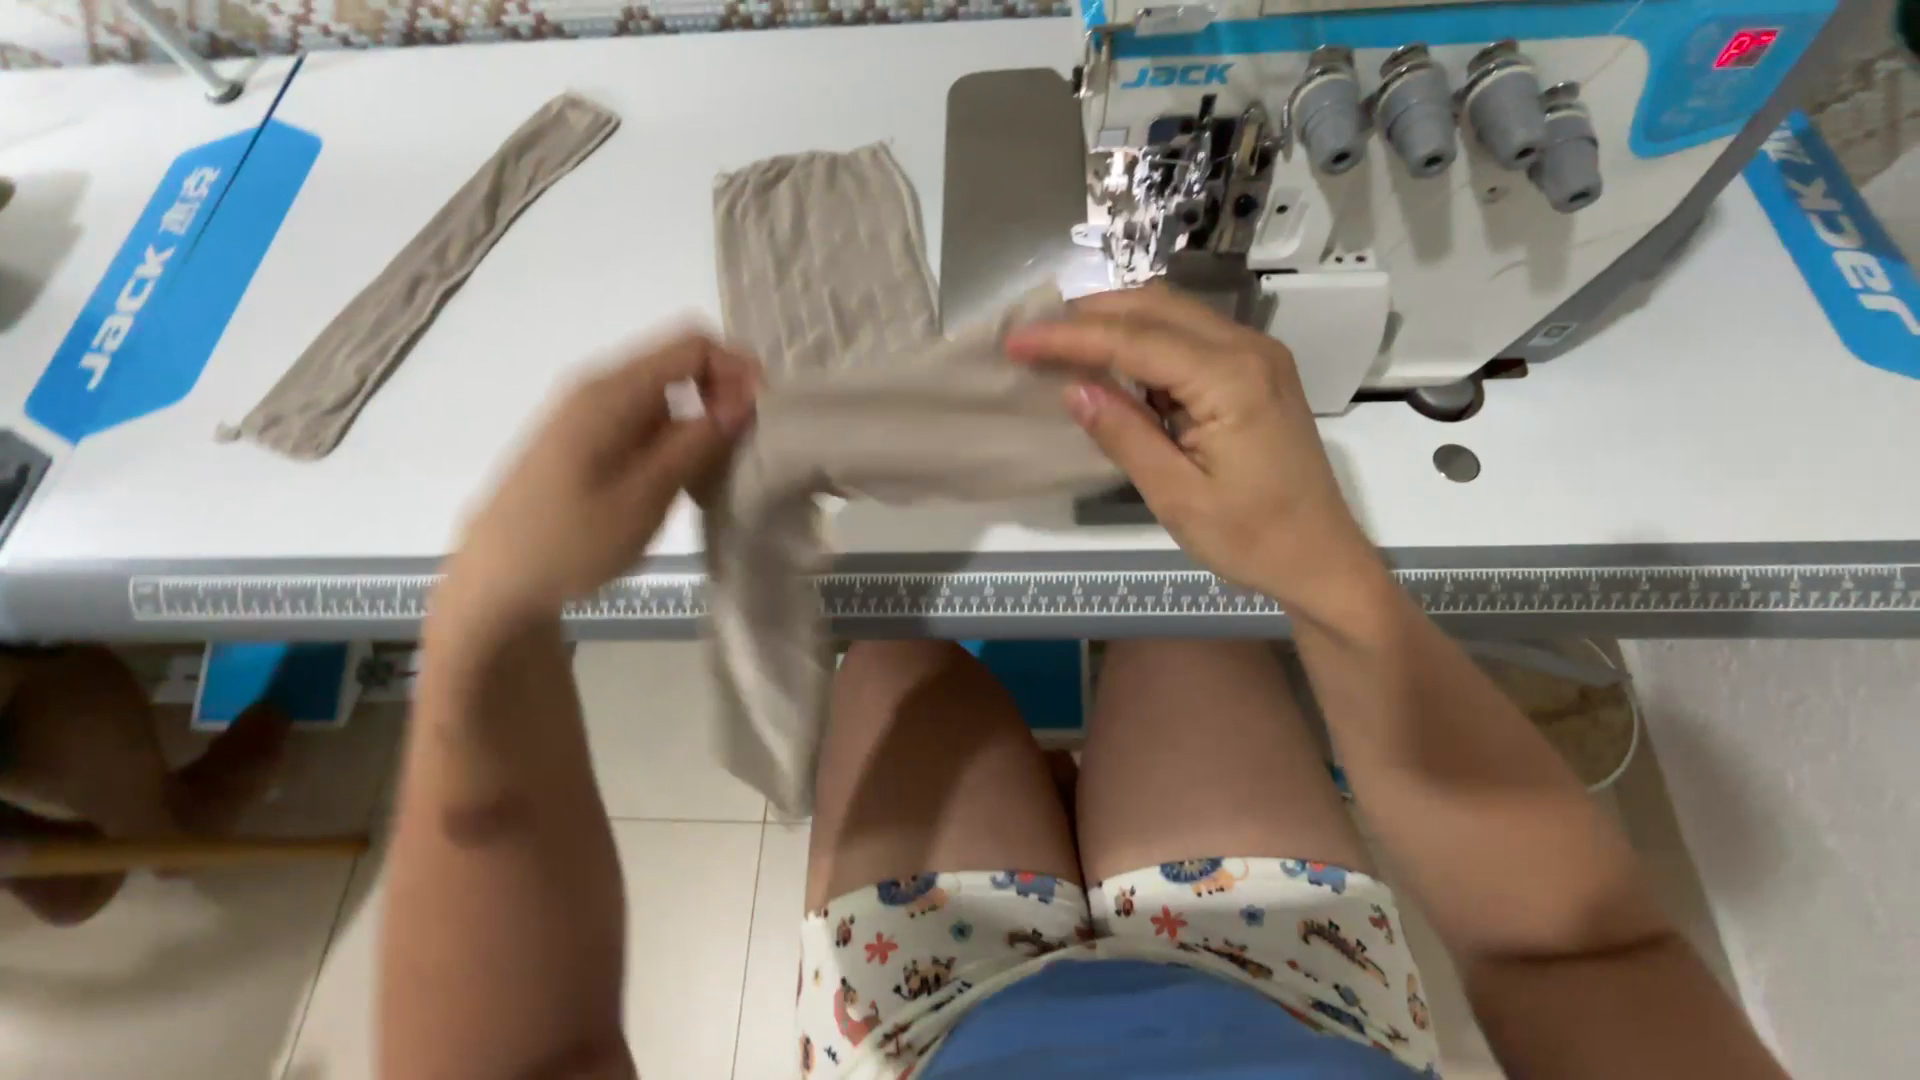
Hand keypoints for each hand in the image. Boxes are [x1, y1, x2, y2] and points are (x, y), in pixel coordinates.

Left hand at [437, 334, 757, 627]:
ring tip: (715, 479)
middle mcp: (600, 390)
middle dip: (724, 399)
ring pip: (668, 398)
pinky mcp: (587, 440)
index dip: (737, 370)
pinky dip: (677, 444)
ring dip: (702, 428)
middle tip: (744, 453)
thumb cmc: (570, 542)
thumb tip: (745, 399)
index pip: (692, 346)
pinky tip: (681, 488)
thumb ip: (697, 443)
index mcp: (611, 392)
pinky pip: (647, 424)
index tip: (764, 418)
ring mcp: (590, 415)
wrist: (495, 582)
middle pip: (681, 367)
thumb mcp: (645, 496)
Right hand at [1005, 284, 1386, 618]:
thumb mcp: (1177, 497)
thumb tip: (1072, 388)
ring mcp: (1257, 357)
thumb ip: (1125, 435)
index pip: (1134, 340)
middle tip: (1034, 335)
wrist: (1321, 559)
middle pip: (1155, 307)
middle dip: (1090, 316)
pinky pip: (1191, 338)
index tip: (1017, 341)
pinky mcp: (1256, 372)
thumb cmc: (1252, 539)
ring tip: (1062, 346)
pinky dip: (1145, 343)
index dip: (1069, 338)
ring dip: (1116, 323)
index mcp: (1231, 379)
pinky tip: (1114, 366)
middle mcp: (1248, 350)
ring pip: (1174, 315)